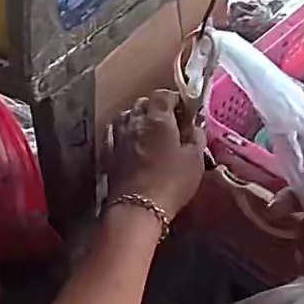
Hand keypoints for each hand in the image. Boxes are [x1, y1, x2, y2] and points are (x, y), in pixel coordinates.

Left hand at [107, 89, 206, 218]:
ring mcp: (117, 137)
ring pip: (125, 116)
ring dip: (137, 118)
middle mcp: (134, 122)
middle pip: (142, 103)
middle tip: (168, 121)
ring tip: (148, 130)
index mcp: (158, 119)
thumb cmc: (172, 182)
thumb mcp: (195, 159)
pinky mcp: (107, 153)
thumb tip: (194, 125)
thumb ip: (196, 137)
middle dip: (155, 108)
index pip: (162, 95)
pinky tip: (128, 140)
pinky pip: (113, 133)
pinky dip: (122, 132)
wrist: (137, 208)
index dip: (174, 98)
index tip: (183, 109)